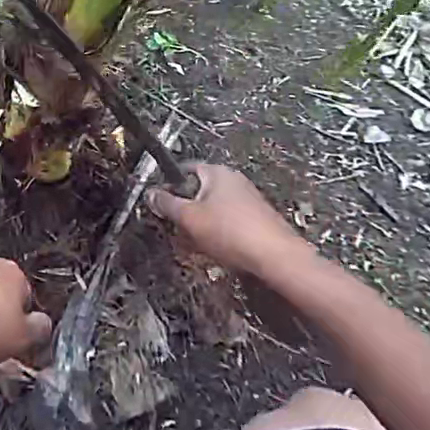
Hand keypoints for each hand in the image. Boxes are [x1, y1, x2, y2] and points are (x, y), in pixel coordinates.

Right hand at [148, 163, 313, 276]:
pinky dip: (222, 234)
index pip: (184, 169)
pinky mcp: (260, 221)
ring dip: (203, 224)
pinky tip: (221, 251)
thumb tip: (150, 193)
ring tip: (198, 244)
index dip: (169, 184)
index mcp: (217, 172)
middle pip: (200, 191)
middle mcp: (235, 181)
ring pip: (215, 209)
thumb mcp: (189, 217)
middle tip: (179, 227)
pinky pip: (231, 223)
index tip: (162, 203)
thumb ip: (166, 204)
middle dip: (187, 210)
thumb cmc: (231, 232)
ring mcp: (250, 201)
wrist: (279, 260)